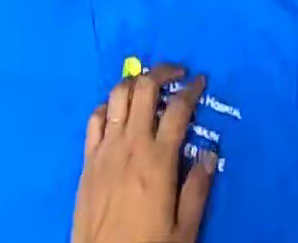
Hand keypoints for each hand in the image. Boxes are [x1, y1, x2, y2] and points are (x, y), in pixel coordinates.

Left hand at [72, 65, 214, 242]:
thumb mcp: (184, 230)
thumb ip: (198, 189)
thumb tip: (210, 152)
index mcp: (158, 160)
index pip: (177, 109)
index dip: (191, 90)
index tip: (201, 80)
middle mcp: (131, 143)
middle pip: (144, 88)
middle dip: (162, 71)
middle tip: (177, 72)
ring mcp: (106, 146)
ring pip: (118, 94)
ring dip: (135, 82)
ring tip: (148, 84)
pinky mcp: (88, 156)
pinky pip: (95, 117)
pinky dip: (108, 105)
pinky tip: (118, 110)